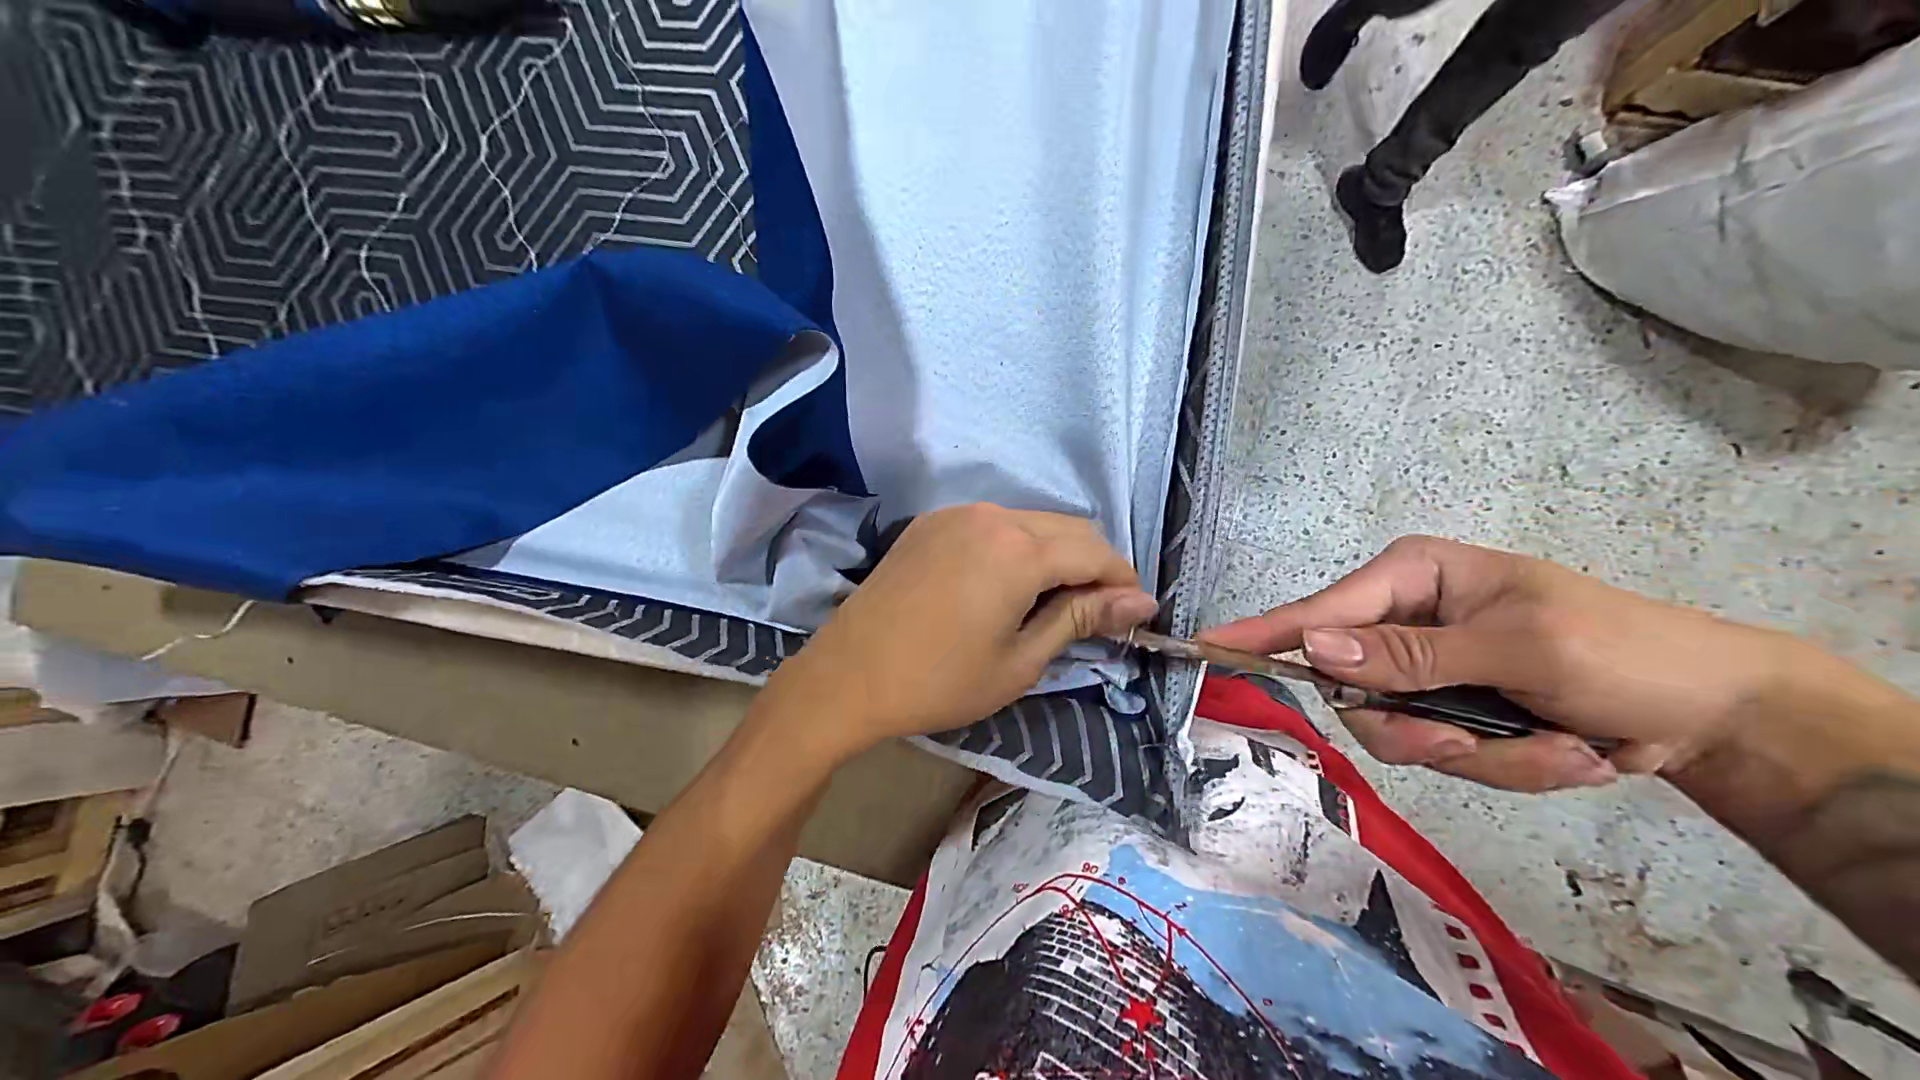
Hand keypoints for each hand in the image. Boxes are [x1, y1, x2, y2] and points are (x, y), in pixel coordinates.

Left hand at [754, 504, 1156, 761]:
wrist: (848, 676)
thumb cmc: (940, 682)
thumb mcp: (1021, 661)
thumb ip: (1081, 619)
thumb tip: (1139, 602)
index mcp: (1018, 550)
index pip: (1097, 551)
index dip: (1123, 582)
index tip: (1133, 616)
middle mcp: (991, 515)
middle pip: (1069, 528)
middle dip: (1094, 566)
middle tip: (1095, 615)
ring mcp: (956, 514)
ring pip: (1031, 522)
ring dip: (1055, 554)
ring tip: (1051, 603)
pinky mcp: (930, 523)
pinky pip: (993, 524)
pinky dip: (1016, 547)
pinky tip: (1005, 585)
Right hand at [1201, 536, 1804, 791]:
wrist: (1713, 713)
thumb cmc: (1623, 651)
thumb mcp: (1518, 647)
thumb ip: (1410, 654)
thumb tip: (1314, 648)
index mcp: (1412, 578)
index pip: (1320, 610)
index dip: (1263, 633)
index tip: (1204, 646)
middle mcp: (1402, 622)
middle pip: (1352, 689)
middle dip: (1420, 728)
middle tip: (1478, 740)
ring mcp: (1423, 670)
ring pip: (1394, 731)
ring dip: (1478, 754)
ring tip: (1559, 747)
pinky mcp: (1446, 712)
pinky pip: (1438, 754)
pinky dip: (1504, 766)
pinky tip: (1566, 750)